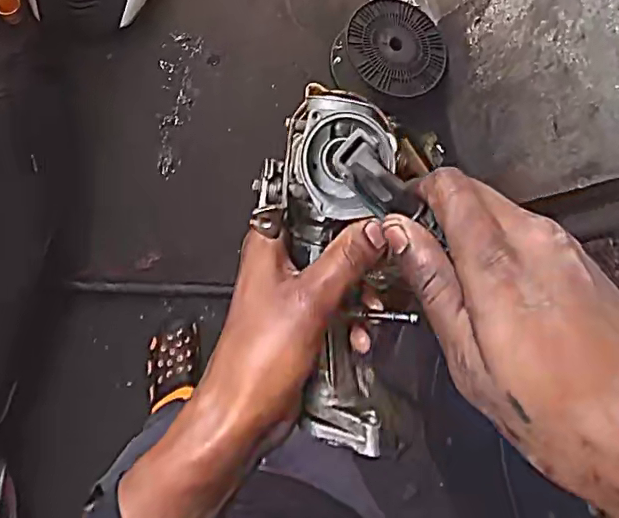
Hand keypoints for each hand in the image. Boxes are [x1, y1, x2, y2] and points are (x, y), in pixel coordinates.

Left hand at [119, 221, 384, 517]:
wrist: (243, 417)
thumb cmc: (253, 362)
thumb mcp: (311, 300)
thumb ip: (345, 259)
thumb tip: (372, 229)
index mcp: (268, 242)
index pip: (308, 202)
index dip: (340, 206)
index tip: (369, 217)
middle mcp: (277, 261)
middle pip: (328, 237)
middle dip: (357, 257)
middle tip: (375, 266)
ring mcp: (290, 289)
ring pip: (335, 271)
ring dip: (357, 291)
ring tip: (366, 308)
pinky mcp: (301, 316)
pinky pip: (335, 302)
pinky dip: (350, 315)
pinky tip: (357, 332)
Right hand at [384, 169, 618, 517]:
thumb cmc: (575, 419)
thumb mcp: (474, 364)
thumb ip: (434, 286)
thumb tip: (404, 240)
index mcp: (499, 261)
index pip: (449, 185)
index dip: (418, 189)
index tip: (403, 208)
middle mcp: (537, 239)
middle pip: (475, 190)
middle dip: (442, 205)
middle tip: (423, 243)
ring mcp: (567, 248)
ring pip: (502, 211)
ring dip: (474, 228)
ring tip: (464, 280)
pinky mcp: (587, 263)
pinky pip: (531, 233)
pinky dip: (505, 246)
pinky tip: (507, 297)